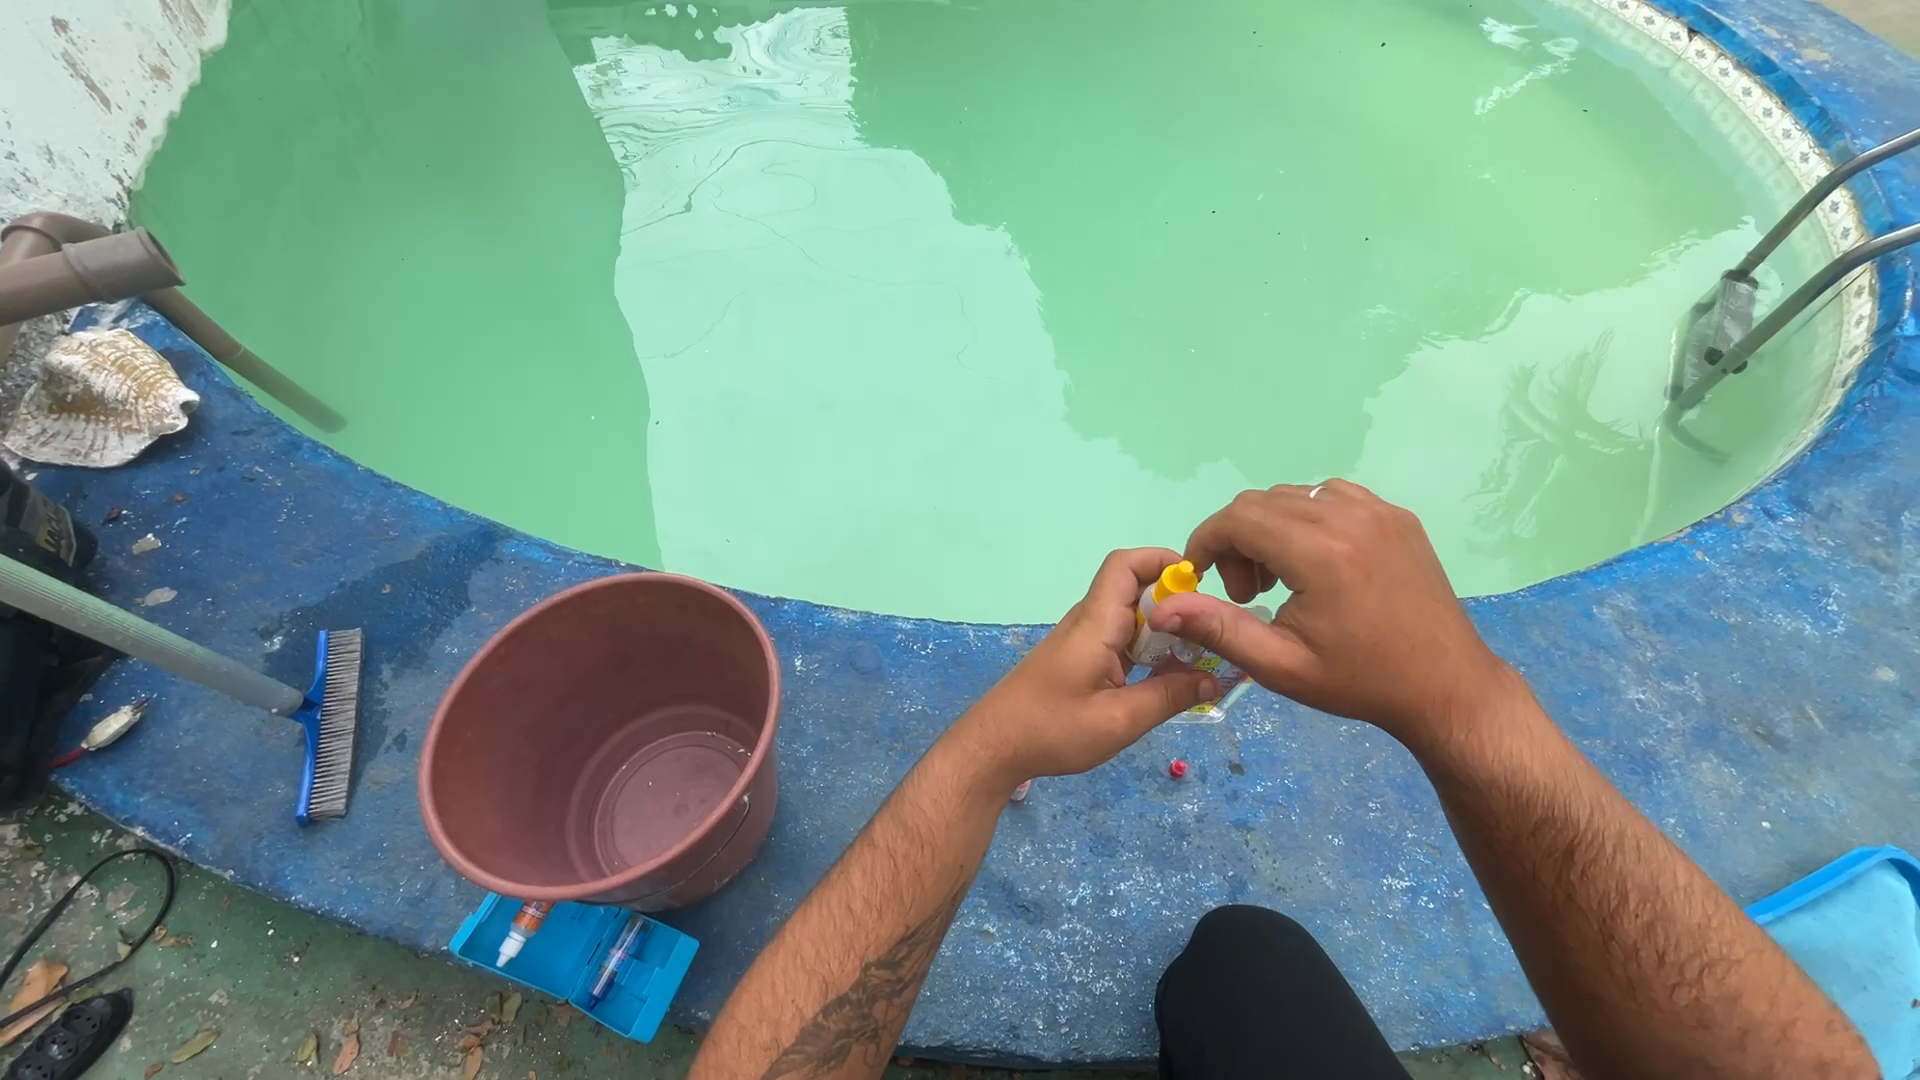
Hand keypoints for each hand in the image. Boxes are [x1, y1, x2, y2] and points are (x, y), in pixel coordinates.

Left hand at [952, 548, 1219, 789]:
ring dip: (1164, 629)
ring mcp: (1084, 639)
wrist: (995, 744)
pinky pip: (1122, 638)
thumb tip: (1215, 678)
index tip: (1200, 591)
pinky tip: (1166, 676)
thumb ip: (1169, 696)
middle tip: (1209, 635)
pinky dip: (1148, 648)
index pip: (1127, 564)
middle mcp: (1090, 620)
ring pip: (1131, 615)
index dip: (1165, 563)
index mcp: (1096, 622)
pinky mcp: (1082, 657)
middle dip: (1175, 602)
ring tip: (1197, 657)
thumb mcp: (1119, 721)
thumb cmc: (1053, 729)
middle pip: (1135, 587)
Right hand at [1150, 482, 1515, 750]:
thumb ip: (1217, 628)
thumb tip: (1162, 607)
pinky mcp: (1396, 515)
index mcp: (1321, 554)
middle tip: (1248, 593)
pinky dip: (1304, 520)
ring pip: (1292, 495)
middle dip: (1235, 541)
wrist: (1447, 686)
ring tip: (1281, 579)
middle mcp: (1350, 517)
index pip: (1237, 518)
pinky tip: (1314, 560)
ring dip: (1268, 528)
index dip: (1205, 542)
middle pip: (1259, 502)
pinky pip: (1329, 496)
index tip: (1201, 577)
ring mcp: (1379, 511)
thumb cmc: (1359, 682)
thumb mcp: (1279, 665)